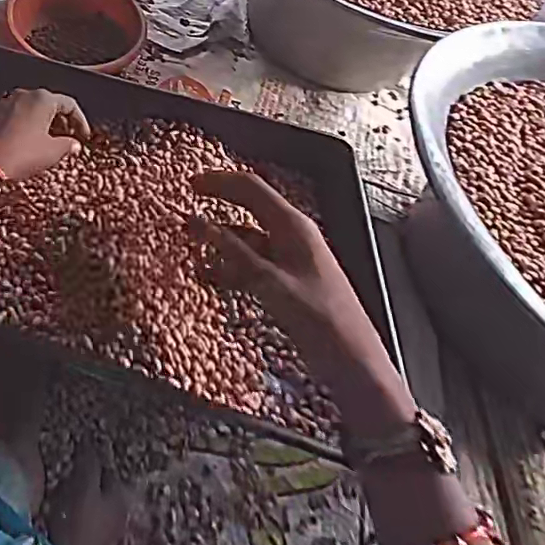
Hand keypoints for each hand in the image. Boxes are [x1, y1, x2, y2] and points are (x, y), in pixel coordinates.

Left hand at [0, 88, 90, 180]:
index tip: (83, 134)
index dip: (80, 120)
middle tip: (69, 137)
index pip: (69, 104)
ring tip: (49, 140)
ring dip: (42, 122)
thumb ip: (68, 145)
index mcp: (43, 99)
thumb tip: (73, 144)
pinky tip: (27, 141)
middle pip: (49, 103)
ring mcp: (6, 102)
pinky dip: (25, 124)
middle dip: (61, 120)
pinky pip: (15, 115)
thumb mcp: (52, 152)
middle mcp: (24, 95)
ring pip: (31, 108)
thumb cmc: (21, 154)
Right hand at [190, 170, 382, 367]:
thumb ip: (233, 252)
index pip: (251, 188)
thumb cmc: (320, 320)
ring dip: (221, 237)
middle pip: (250, 205)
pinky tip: (212, 274)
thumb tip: (200, 224)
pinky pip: (253, 261)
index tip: (191, 184)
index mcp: (292, 226)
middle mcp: (292, 234)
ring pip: (249, 235)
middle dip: (219, 200)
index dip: (219, 182)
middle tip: (190, 200)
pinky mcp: (287, 279)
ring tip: (193, 243)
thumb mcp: (270, 283)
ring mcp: (291, 256)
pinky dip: (231, 263)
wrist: (353, 362)